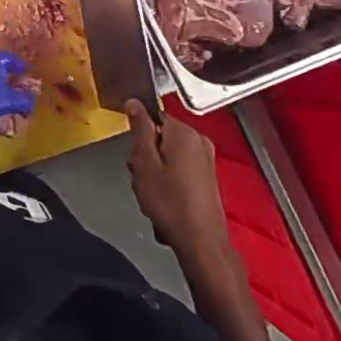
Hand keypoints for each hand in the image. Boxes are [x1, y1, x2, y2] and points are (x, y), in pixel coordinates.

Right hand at [125, 100, 230, 259]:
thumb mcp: (144, 162)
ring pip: (167, 153)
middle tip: (141, 177)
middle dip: (145, 154)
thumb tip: (134, 102)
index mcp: (184, 133)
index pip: (153, 116)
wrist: (199, 238)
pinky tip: (163, 198)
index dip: (139, 135)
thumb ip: (140, 130)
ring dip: (153, 169)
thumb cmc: (168, 200)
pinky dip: (167, 179)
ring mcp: (205, 158)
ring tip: (151, 191)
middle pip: (160, 136)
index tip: (134, 156)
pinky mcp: (206, 175)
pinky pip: (178, 166)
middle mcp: (199, 140)